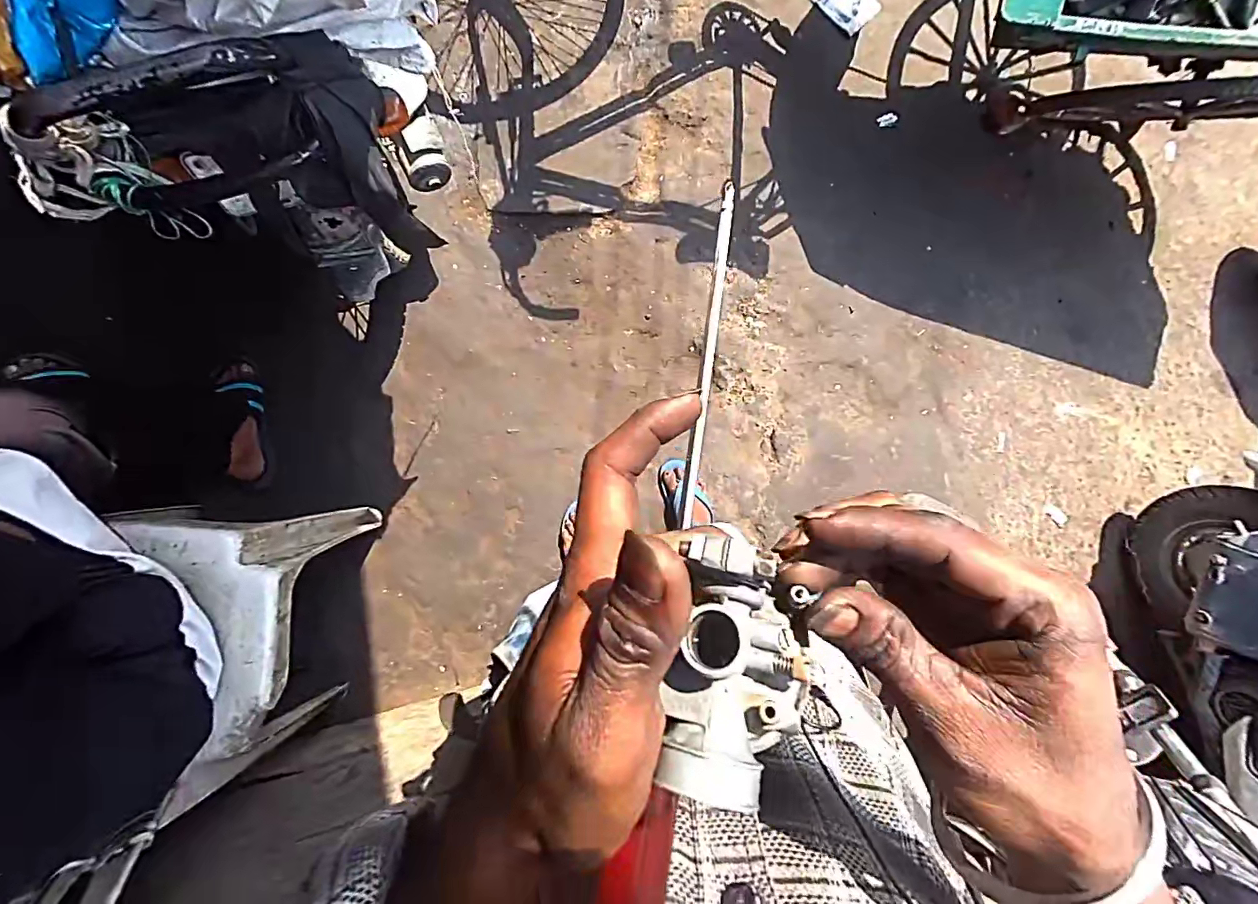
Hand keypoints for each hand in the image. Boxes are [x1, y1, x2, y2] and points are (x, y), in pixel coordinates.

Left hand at [400, 393, 700, 902]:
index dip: (643, 433)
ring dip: (705, 588)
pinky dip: (696, 617)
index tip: (687, 407)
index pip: (606, 484)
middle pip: (647, 524)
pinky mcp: (613, 650)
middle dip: (702, 538)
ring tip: (724, 649)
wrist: (517, 850)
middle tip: (740, 590)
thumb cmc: (552, 794)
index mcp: (585, 594)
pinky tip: (708, 662)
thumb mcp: (603, 721)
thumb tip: (657, 544)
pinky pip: (662, 610)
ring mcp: (601, 623)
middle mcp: (592, 595)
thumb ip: (634, 637)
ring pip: (662, 570)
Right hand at [777, 493, 1148, 895]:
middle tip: (797, 547)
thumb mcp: (960, 725)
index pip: (948, 542)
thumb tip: (826, 603)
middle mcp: (1016, 586)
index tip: (820, 529)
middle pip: (921, 535)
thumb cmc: (1042, 799)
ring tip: (797, 568)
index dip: (875, 528)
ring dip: (846, 555)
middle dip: (853, 536)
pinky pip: (896, 582)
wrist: (1070, 851)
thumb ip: (893, 653)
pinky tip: (821, 585)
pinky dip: (854, 580)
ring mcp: (982, 599)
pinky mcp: (953, 616)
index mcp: (1046, 603)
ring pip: (901, 552)